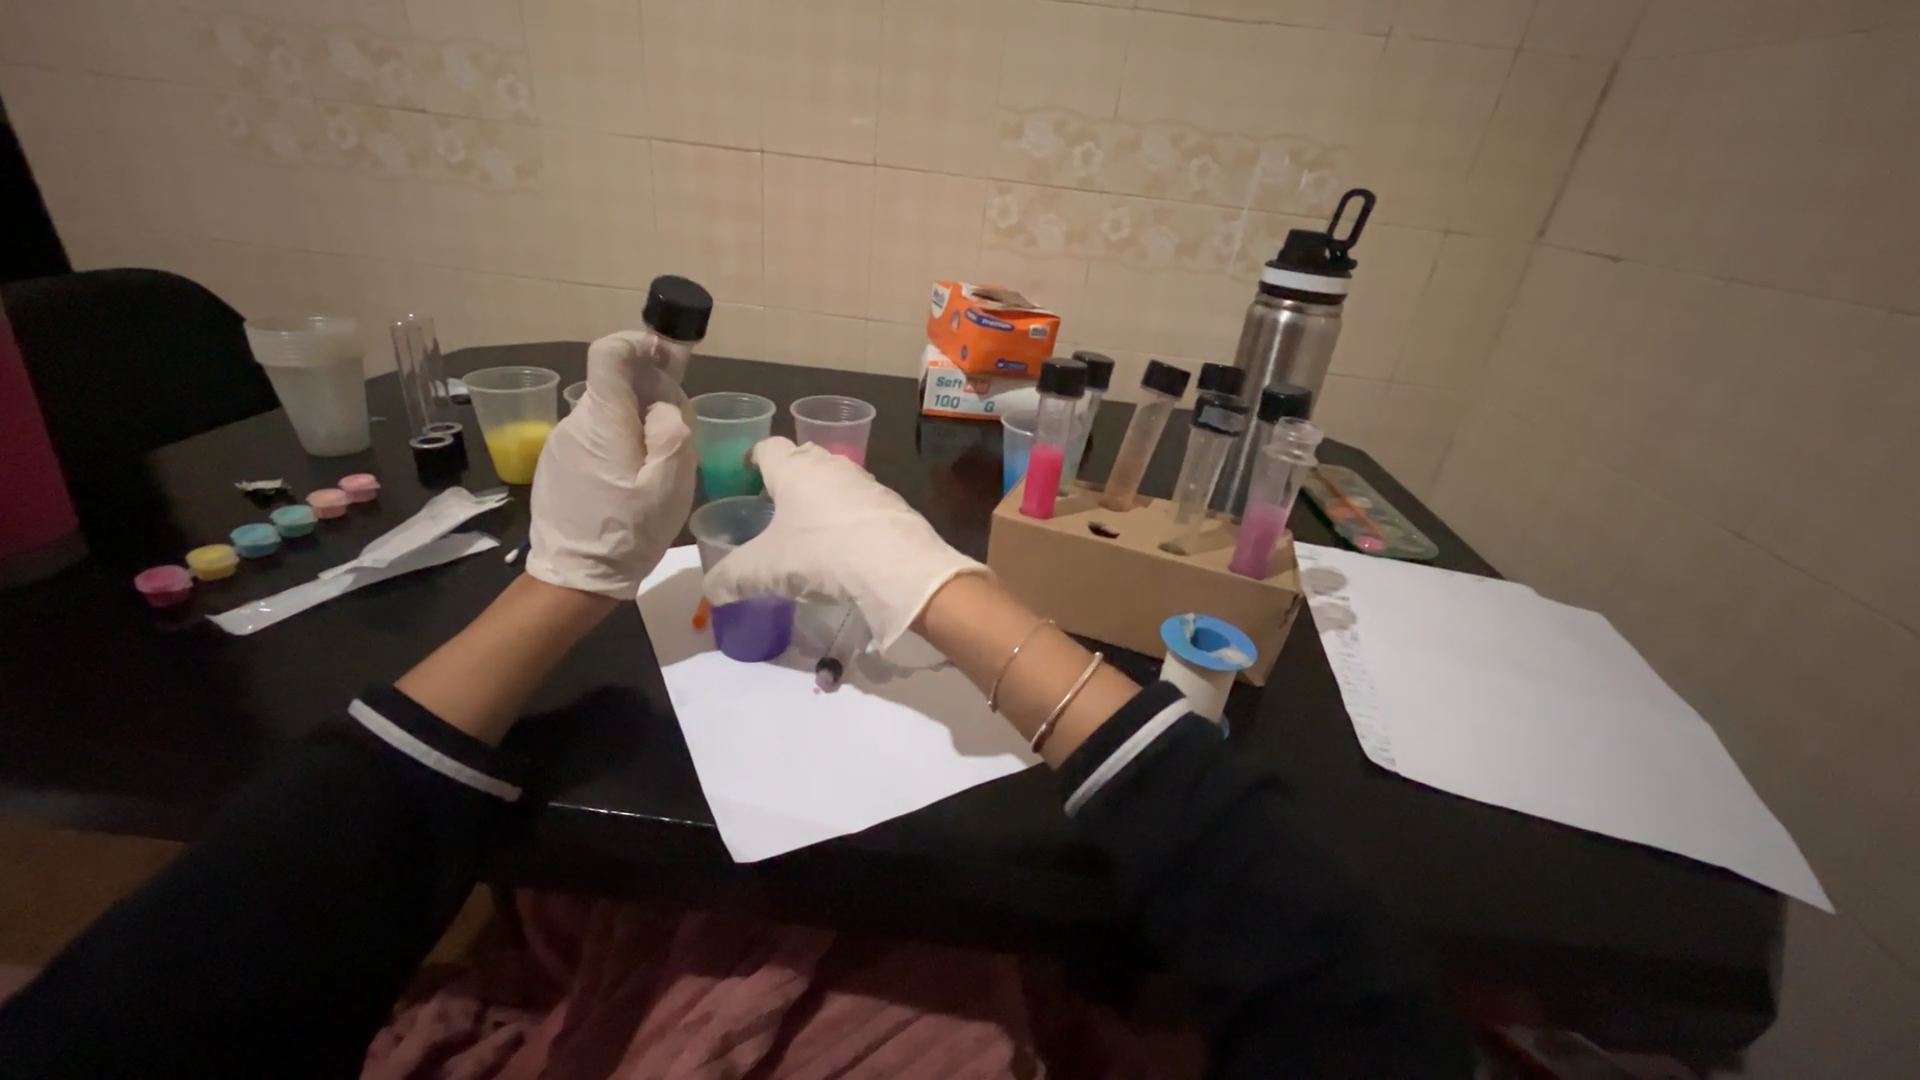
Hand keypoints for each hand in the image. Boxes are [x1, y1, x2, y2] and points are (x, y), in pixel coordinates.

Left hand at [526, 332, 697, 598]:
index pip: (609, 353)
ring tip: (654, 469)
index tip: (666, 362)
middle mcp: (576, 423)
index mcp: (604, 422)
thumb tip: (664, 404)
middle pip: (615, 386)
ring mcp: (561, 443)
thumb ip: (672, 431)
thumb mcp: (671, 484)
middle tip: (674, 436)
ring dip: (635, 425)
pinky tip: (628, 483)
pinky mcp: (557, 463)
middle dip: (649, 397)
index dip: (639, 346)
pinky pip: (595, 437)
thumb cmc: (630, 531)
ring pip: (607, 413)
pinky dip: (619, 445)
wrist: (577, 577)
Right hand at [701, 438, 986, 650]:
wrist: (896, 566)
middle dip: (788, 477)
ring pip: (834, 480)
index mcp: (793, 467)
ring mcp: (865, 481)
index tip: (746, 475)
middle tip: (775, 505)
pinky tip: (845, 545)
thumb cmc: (820, 554)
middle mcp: (830, 464)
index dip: (753, 459)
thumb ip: (732, 577)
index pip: (767, 447)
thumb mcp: (764, 570)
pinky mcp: (891, 503)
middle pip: (803, 458)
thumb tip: (710, 590)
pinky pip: (860, 503)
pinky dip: (848, 517)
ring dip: (821, 497)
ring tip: (810, 528)